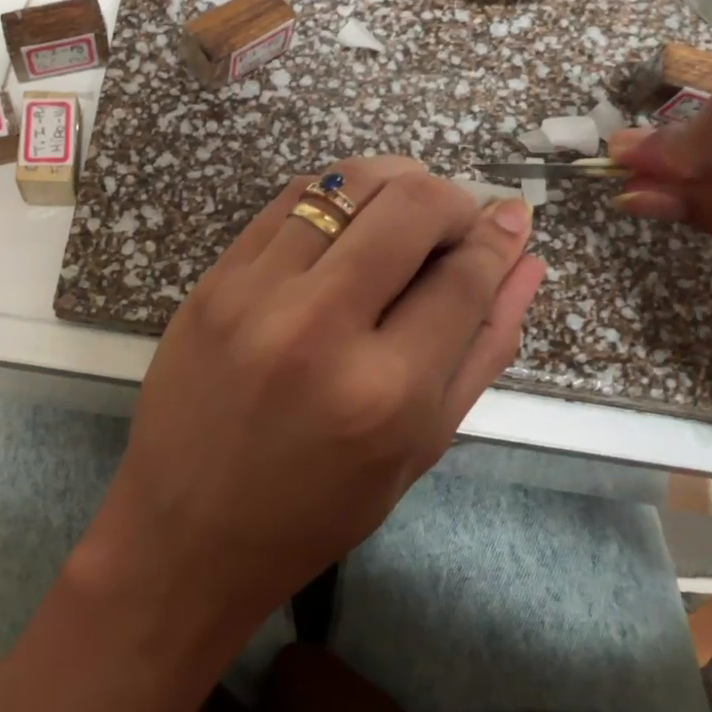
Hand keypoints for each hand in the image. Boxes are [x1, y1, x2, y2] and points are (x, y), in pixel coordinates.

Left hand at [0, 159, 543, 711]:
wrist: (186, 531)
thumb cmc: (313, 512)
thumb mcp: (418, 450)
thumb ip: (481, 351)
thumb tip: (525, 261)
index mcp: (386, 392)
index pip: (465, 276)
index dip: (499, 239)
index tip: (509, 223)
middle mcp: (319, 327)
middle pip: (410, 206)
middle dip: (452, 200)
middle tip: (456, 222)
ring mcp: (254, 295)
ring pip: (344, 184)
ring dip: (394, 181)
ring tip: (407, 208)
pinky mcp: (212, 281)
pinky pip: (285, 201)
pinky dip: (331, 192)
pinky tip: (349, 213)